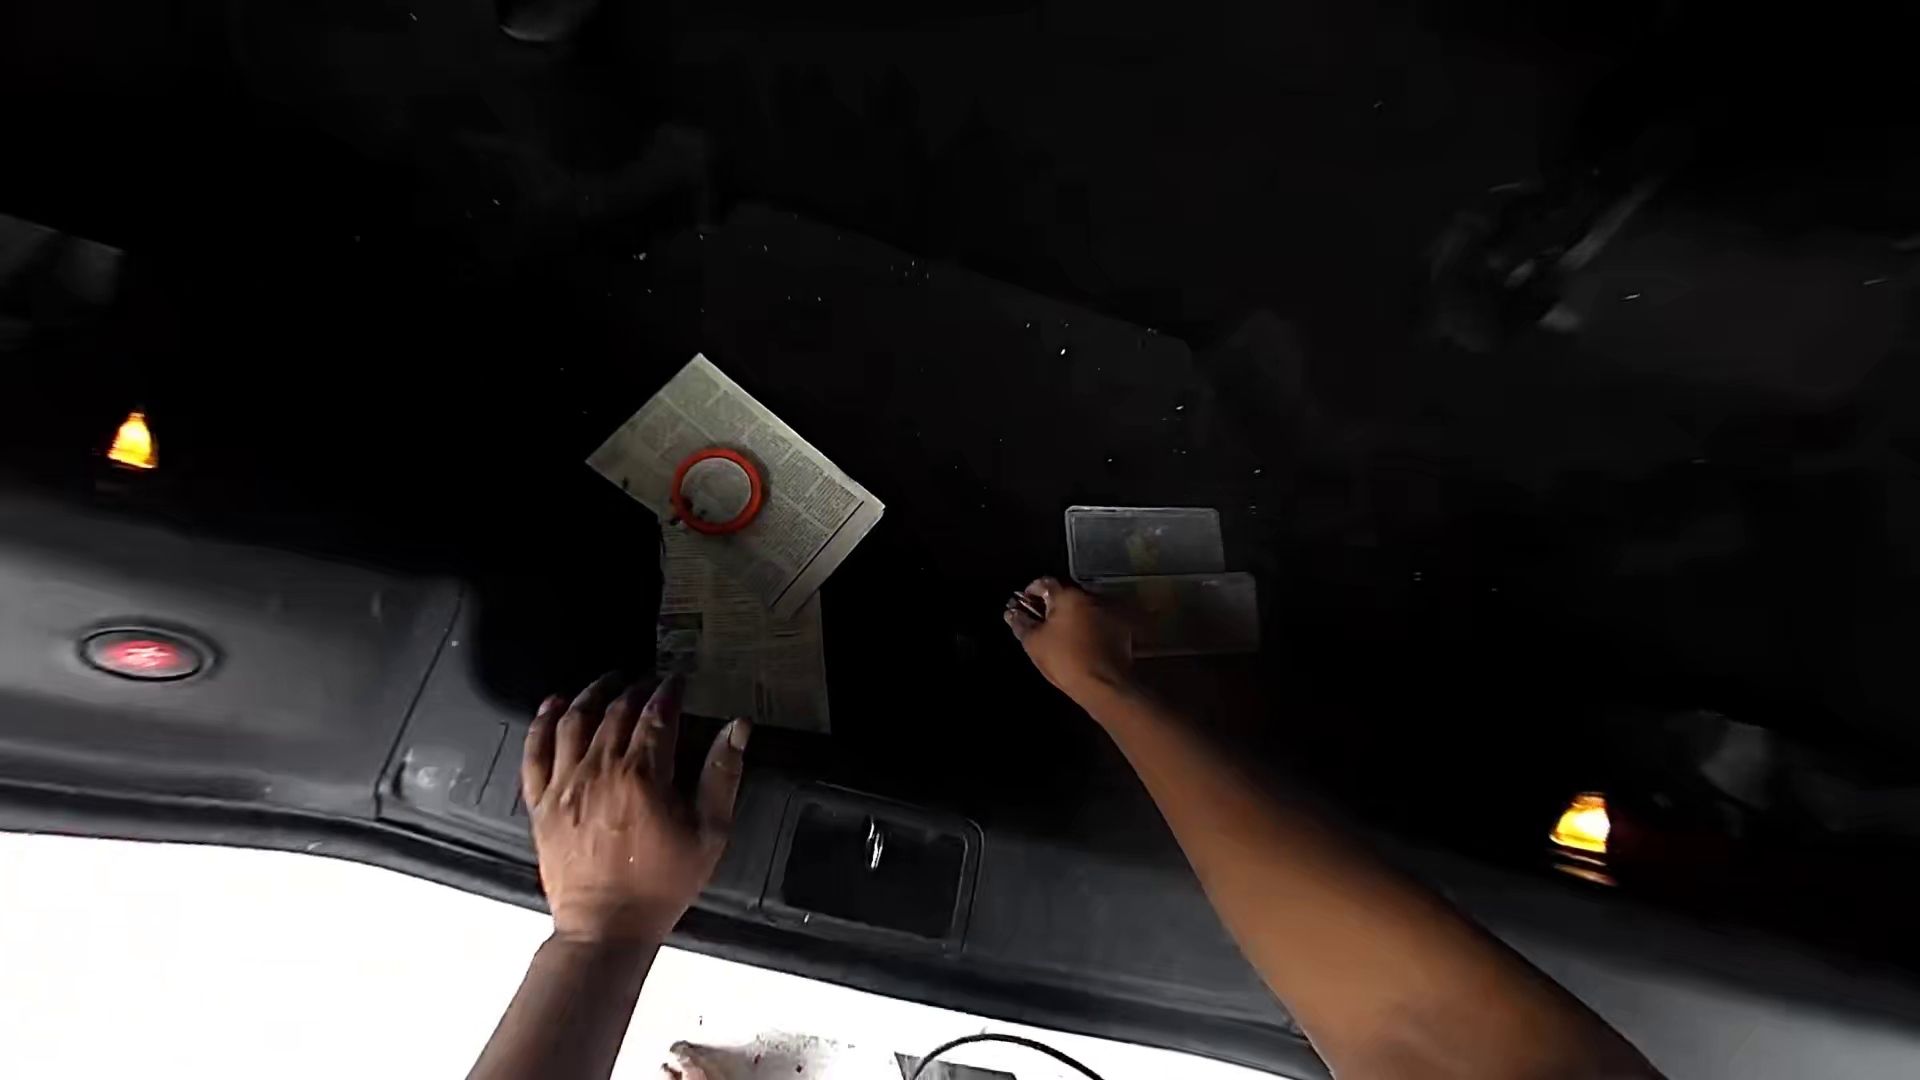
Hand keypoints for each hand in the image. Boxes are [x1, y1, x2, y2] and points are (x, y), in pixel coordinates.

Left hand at [521, 673, 749, 944]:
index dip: (669, 690)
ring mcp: (565, 786)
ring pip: (575, 721)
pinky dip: (542, 724)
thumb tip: (738, 727)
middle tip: (651, 679)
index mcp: (644, 775)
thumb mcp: (711, 829)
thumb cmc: (664, 879)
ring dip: (594, 693)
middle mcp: (601, 771)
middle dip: (637, 687)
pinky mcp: (541, 805)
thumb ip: (723, 773)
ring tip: (610, 680)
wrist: (606, 927)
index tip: (678, 679)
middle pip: (617, 711)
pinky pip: (535, 754)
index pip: (657, 714)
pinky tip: (554, 704)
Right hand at [1003, 576, 1132, 702]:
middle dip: (1052, 603)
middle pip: (1066, 593)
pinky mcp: (1120, 629)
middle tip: (1040, 619)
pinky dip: (1087, 625)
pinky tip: (1081, 640)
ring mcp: (1108, 612)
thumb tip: (1011, 613)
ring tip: (1061, 631)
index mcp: (1068, 596)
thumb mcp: (1034, 642)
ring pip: (1083, 607)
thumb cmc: (1063, 659)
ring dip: (1071, 614)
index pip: (1045, 582)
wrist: (1102, 685)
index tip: (1024, 603)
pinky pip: (1098, 620)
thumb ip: (1021, 623)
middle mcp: (1091, 597)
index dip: (1031, 590)